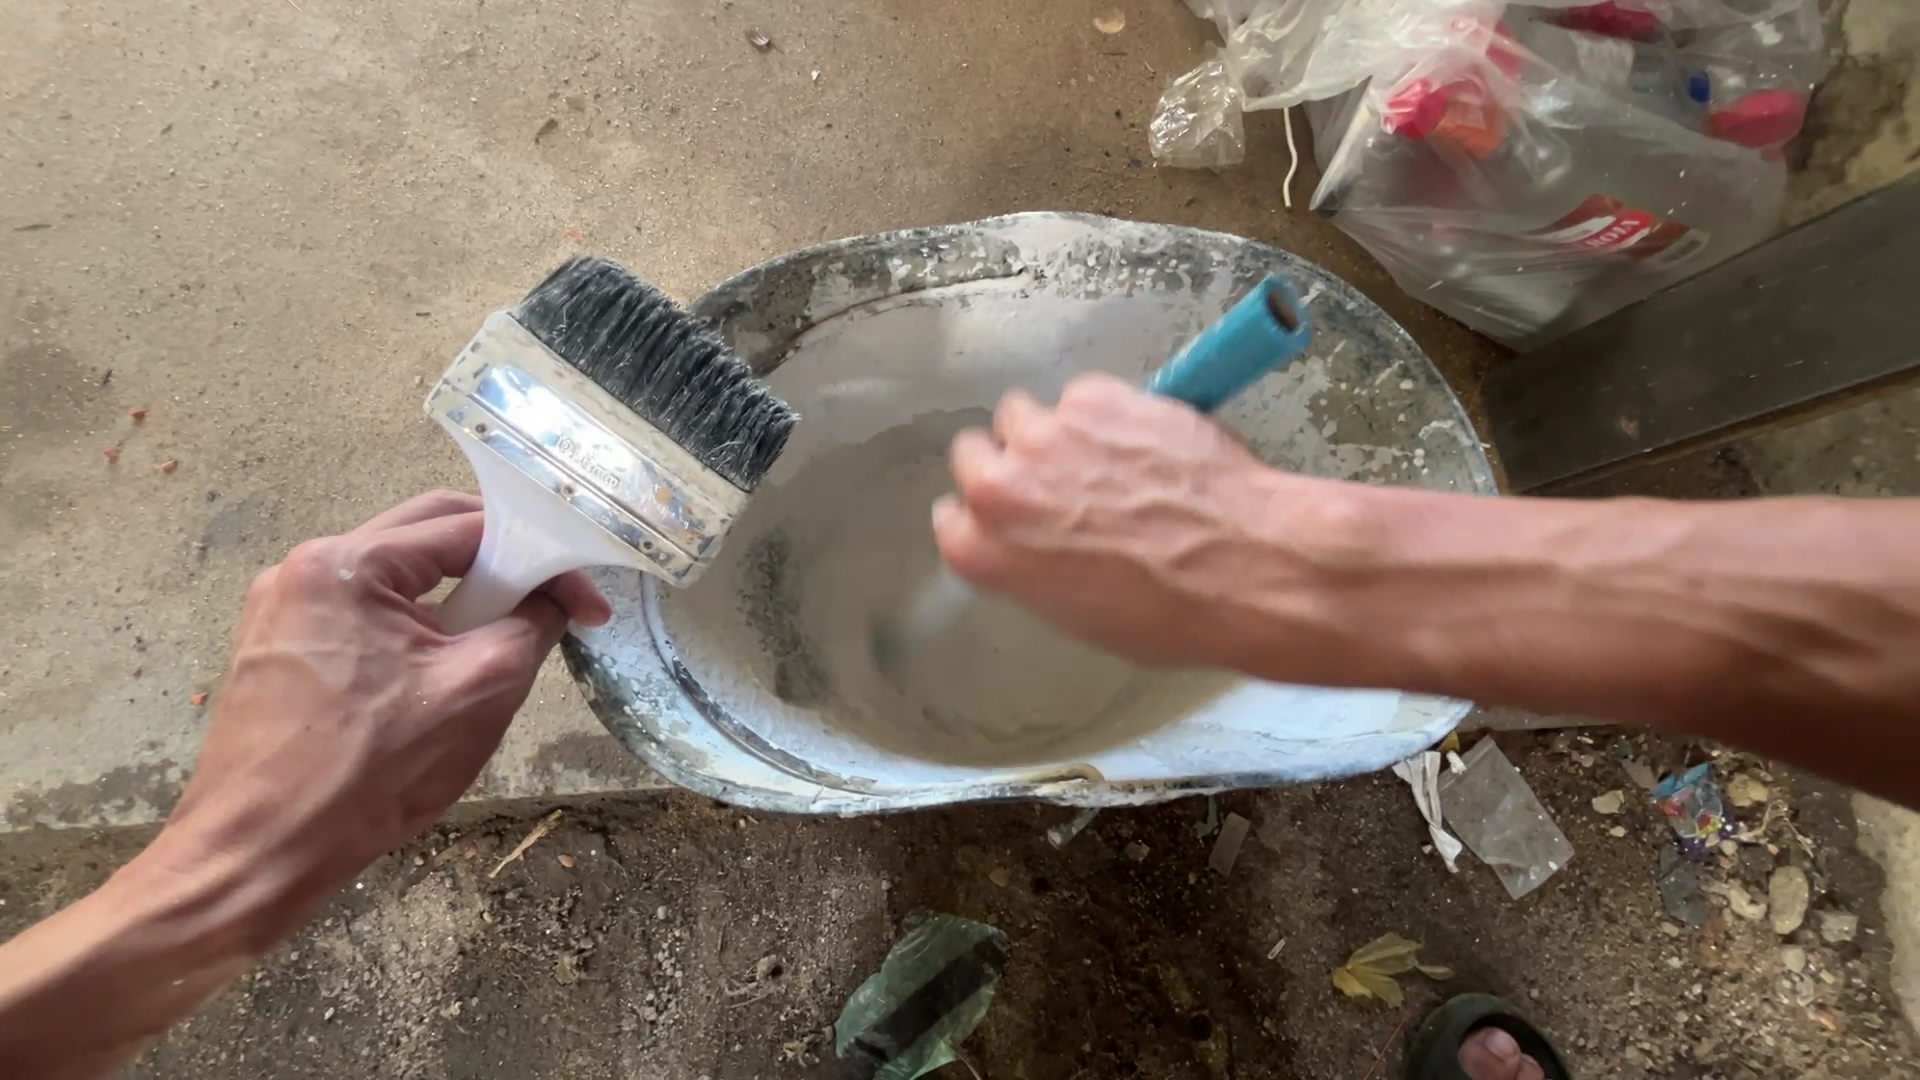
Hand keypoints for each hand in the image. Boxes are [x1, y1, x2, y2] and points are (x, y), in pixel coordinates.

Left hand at [151, 490, 610, 932]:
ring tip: (513, 629)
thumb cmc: (378, 767)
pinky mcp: (285, 645)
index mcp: (348, 564)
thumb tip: (556, 599)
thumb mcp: (487, 683)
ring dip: (469, 589)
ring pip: (405, 571)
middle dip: (507, 559)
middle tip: (557, 597)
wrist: (260, 859)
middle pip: (432, 533)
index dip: (544, 558)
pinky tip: (455, 654)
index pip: (472, 527)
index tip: (588, 604)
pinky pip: (376, 605)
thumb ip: (536, 620)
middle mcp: (306, 568)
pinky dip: (429, 615)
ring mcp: (287, 607)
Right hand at [934, 374, 1339, 669]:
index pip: (950, 518)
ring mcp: (1045, 437)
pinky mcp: (1093, 399)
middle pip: (973, 452)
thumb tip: (1032, 538)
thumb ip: (1026, 566)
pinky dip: (1105, 414)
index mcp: (985, 553)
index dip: (983, 515)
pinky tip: (1143, 442)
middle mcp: (999, 489)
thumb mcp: (1072, 613)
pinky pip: (1081, 398)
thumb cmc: (1163, 614)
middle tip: (1056, 479)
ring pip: (1022, 414)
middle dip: (1009, 462)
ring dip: (1052, 431)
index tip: (1011, 514)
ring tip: (1104, 454)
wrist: (1242, 566)